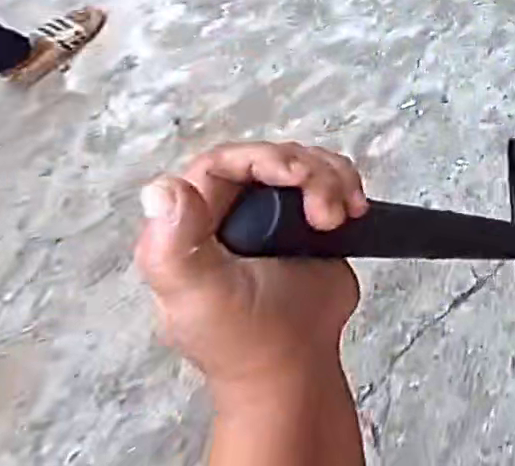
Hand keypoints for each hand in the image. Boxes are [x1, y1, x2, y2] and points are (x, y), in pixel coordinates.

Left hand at [134, 142, 369, 396]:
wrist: (299, 358)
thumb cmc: (246, 336)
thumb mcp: (203, 295)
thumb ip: (175, 247)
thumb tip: (160, 189)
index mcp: (190, 229)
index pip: (222, 164)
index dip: (263, 158)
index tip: (298, 176)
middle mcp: (229, 214)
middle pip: (275, 157)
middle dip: (312, 174)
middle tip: (327, 211)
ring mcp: (273, 214)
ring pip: (310, 162)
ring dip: (336, 180)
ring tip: (342, 217)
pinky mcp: (310, 217)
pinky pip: (334, 178)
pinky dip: (349, 186)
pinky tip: (354, 211)